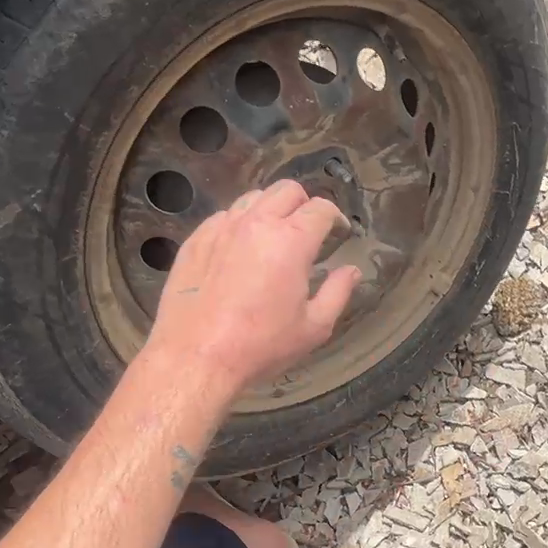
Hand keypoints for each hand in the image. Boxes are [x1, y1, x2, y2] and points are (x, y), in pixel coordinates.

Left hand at [145, 180, 362, 397]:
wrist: (195, 357)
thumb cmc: (261, 345)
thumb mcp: (314, 327)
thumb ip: (338, 292)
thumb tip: (351, 270)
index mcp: (291, 241)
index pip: (321, 208)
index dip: (336, 217)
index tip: (339, 233)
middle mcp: (256, 223)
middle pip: (287, 190)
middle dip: (305, 204)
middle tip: (310, 231)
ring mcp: (221, 228)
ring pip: (254, 197)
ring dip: (272, 209)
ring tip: (275, 236)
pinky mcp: (196, 240)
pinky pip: (224, 216)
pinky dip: (241, 224)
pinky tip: (242, 250)